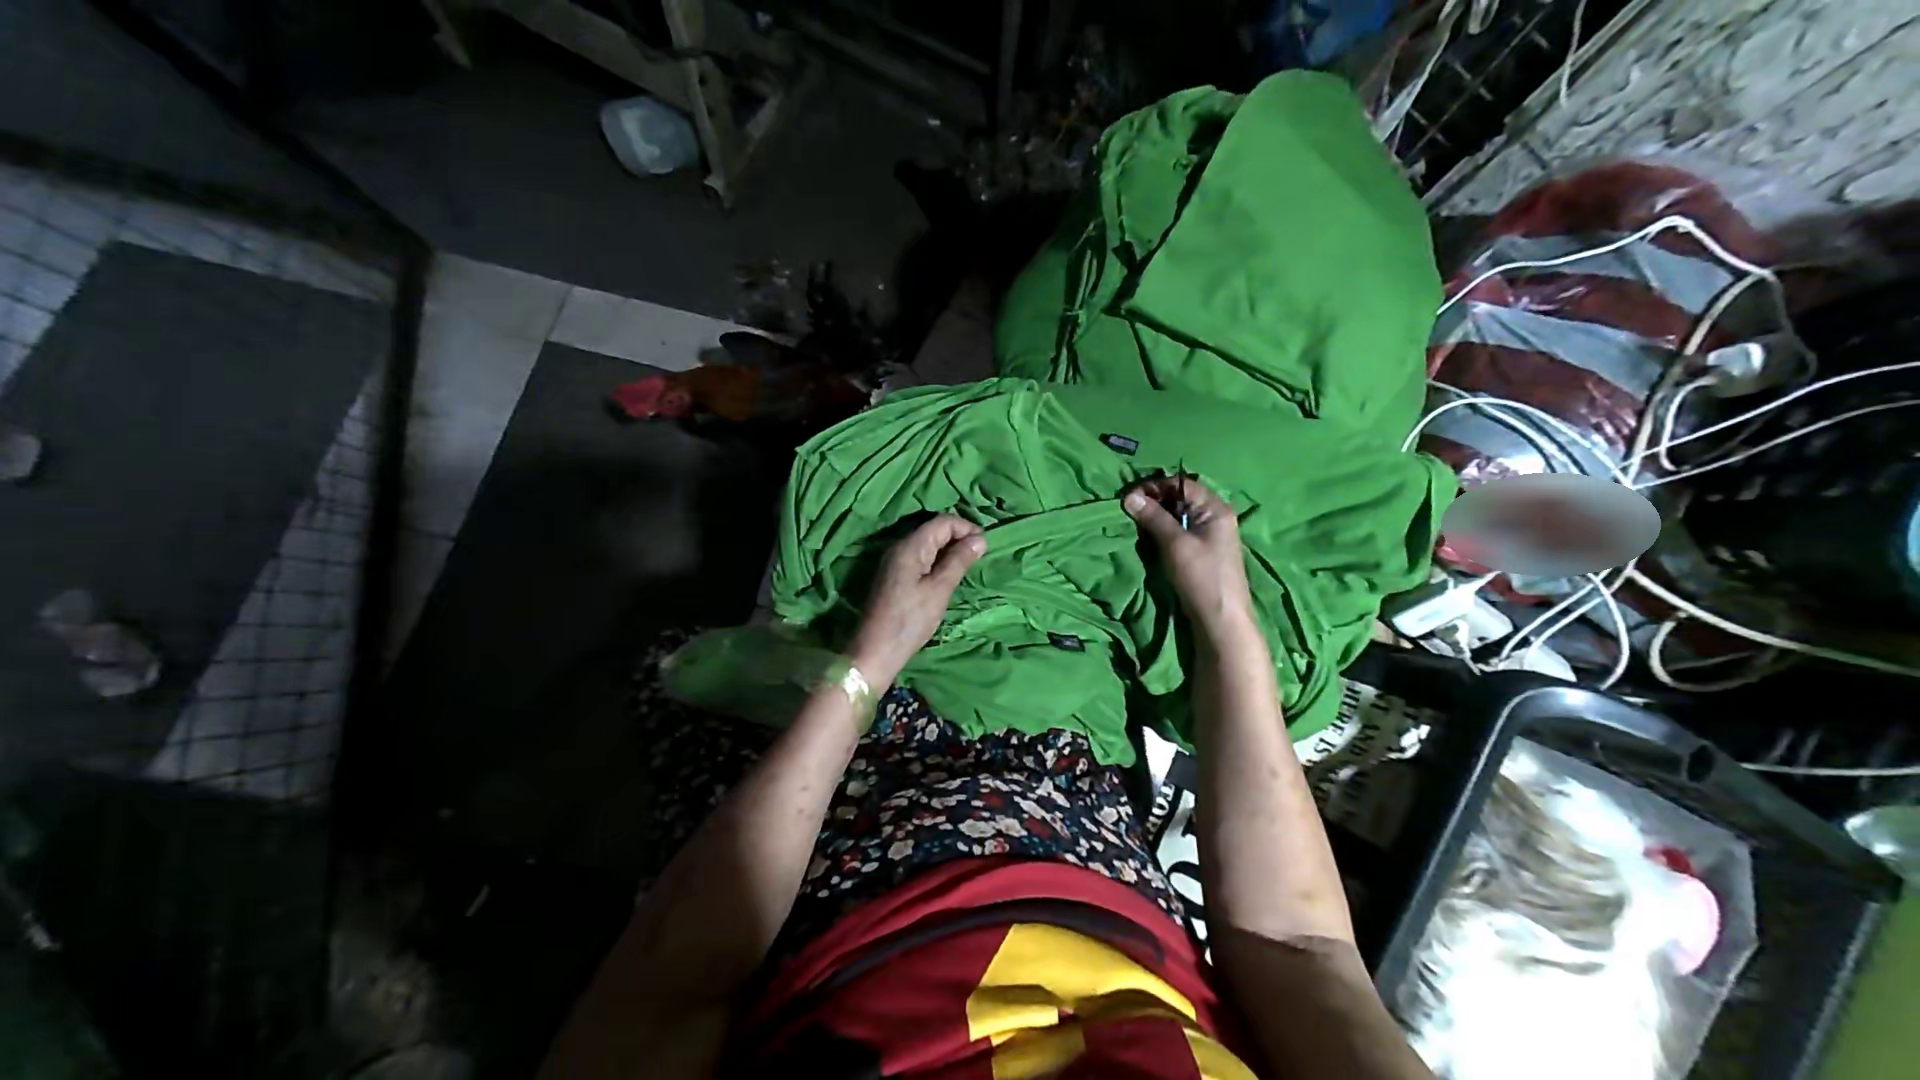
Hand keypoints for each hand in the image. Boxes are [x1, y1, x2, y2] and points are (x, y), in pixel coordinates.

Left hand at [845, 514, 986, 684]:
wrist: (875, 651)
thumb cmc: (910, 621)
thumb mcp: (939, 590)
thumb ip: (958, 561)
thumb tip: (980, 539)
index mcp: (909, 546)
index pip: (943, 522)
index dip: (966, 528)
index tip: (985, 546)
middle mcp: (899, 547)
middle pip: (933, 530)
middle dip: (959, 537)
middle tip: (979, 557)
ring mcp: (894, 562)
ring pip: (927, 544)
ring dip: (949, 550)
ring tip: (967, 567)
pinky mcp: (893, 576)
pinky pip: (919, 558)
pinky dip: (937, 561)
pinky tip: (947, 576)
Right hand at [1124, 476, 1256, 643]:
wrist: (1220, 620)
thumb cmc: (1202, 577)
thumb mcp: (1175, 544)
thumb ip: (1154, 517)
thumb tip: (1130, 496)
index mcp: (1216, 509)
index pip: (1183, 484)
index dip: (1156, 487)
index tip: (1130, 497)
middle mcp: (1215, 517)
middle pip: (1181, 499)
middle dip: (1155, 501)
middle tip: (1129, 510)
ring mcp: (1210, 536)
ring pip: (1179, 517)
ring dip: (1157, 518)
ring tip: (1135, 524)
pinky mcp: (1202, 552)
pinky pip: (1180, 533)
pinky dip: (1163, 532)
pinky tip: (1149, 538)